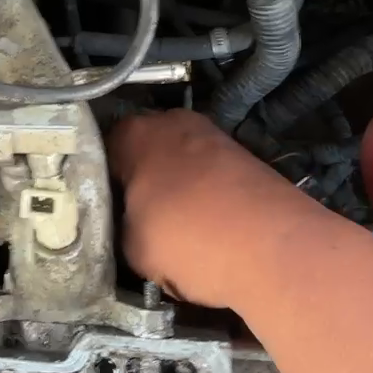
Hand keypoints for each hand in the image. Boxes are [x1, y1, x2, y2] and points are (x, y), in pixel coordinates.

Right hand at [110, 109, 332, 308]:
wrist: (277, 250)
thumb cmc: (191, 239)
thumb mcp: (131, 247)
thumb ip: (119, 228)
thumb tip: (127, 227)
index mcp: (134, 134)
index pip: (98, 151)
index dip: (96, 184)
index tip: (97, 210)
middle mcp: (173, 123)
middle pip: (141, 153)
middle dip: (135, 183)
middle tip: (128, 222)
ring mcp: (214, 137)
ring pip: (177, 164)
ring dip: (171, 190)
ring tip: (168, 231)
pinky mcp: (245, 159)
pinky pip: (208, 177)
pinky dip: (202, 198)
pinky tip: (202, 229)